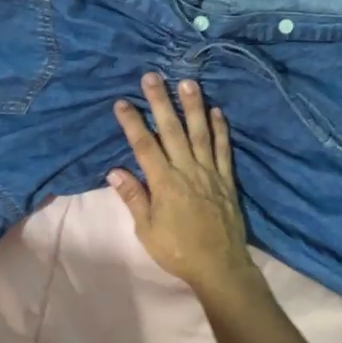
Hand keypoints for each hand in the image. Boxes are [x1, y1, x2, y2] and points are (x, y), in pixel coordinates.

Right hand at [109, 73, 261, 293]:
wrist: (219, 266)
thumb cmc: (177, 251)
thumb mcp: (147, 230)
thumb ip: (133, 198)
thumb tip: (115, 171)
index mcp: (164, 183)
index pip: (144, 146)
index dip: (132, 122)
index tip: (122, 102)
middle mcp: (187, 171)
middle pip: (171, 130)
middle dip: (160, 101)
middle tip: (152, 76)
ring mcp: (209, 173)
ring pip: (200, 132)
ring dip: (193, 106)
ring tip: (187, 81)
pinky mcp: (226, 179)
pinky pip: (223, 149)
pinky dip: (220, 129)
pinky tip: (217, 111)